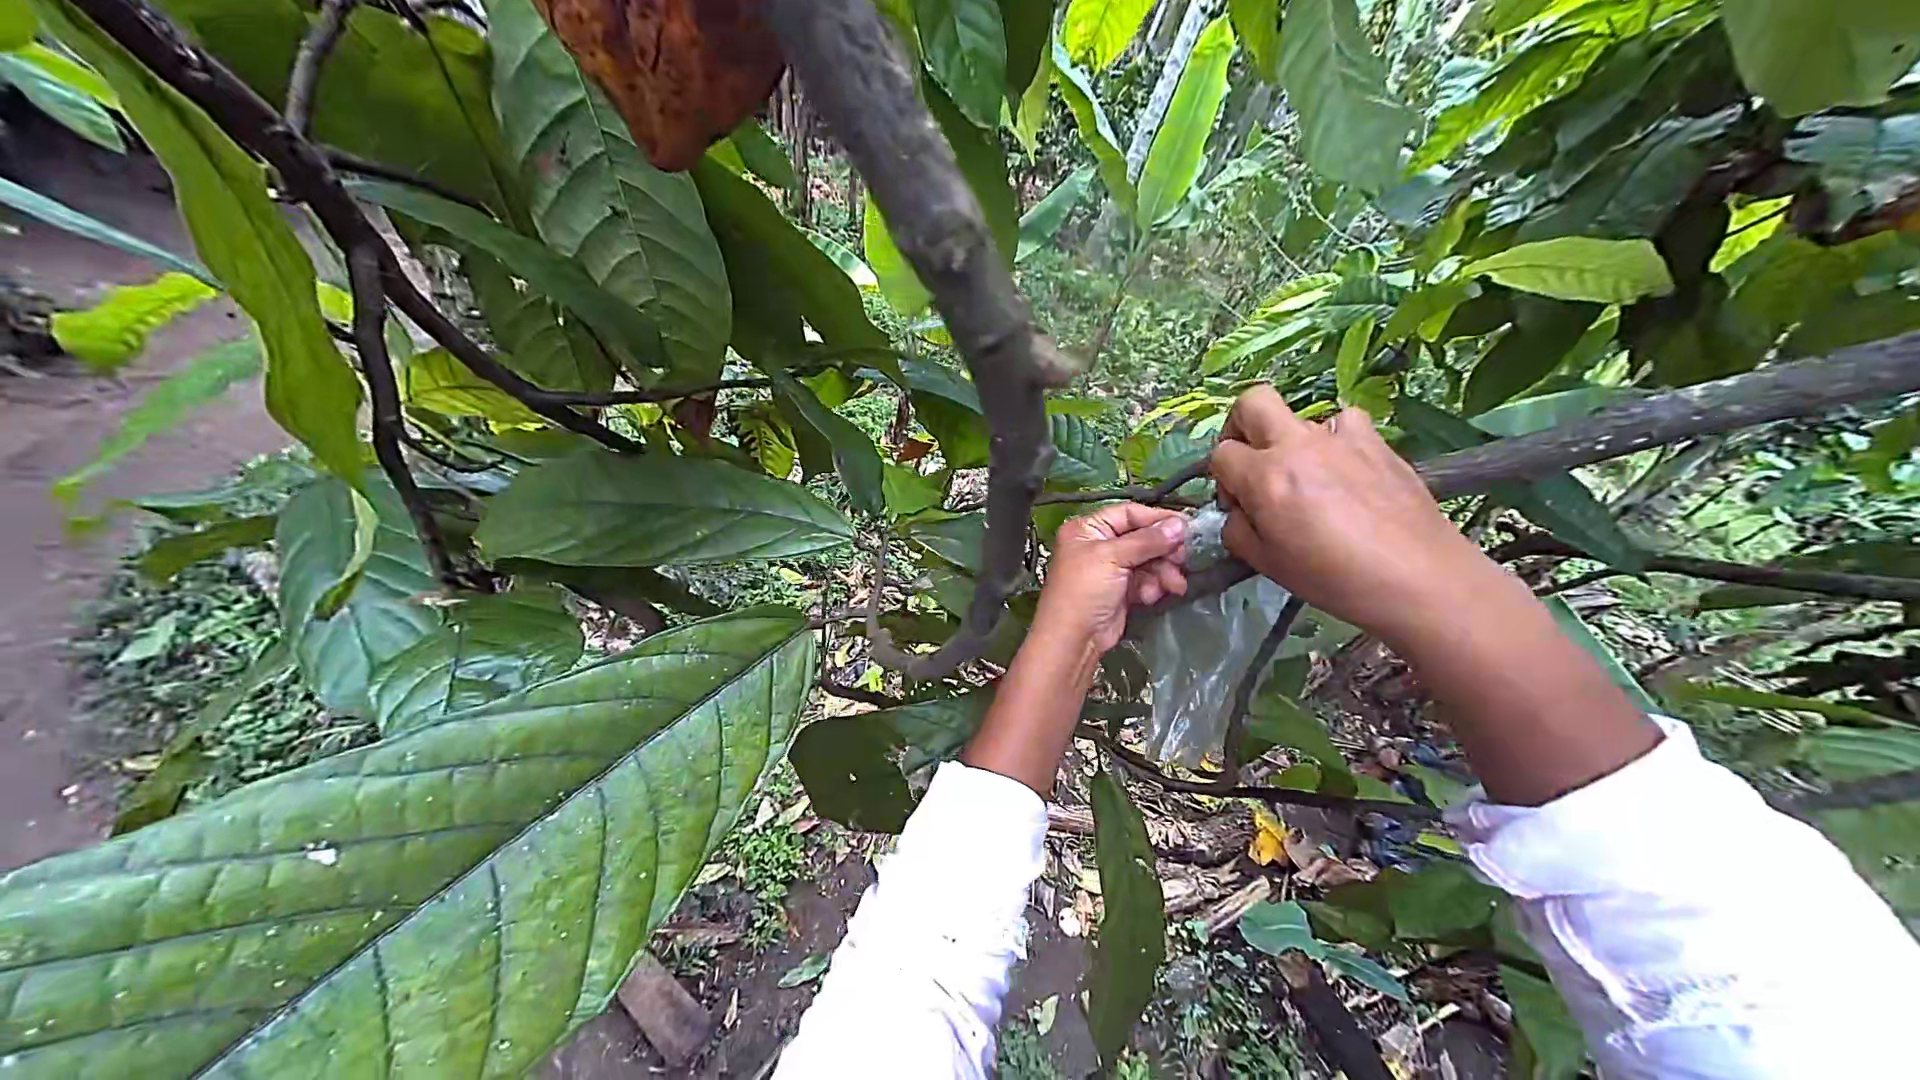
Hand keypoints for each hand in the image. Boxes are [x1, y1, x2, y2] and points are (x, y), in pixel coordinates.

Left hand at [1038, 502, 1189, 652]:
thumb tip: (1179, 525)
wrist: (1074, 638)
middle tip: (1182, 557)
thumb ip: (1147, 540)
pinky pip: (1147, 579)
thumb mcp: (1112, 558)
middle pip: (1142, 538)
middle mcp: (1099, 545)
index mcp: (1088, 529)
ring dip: (1163, 571)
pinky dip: (1154, 586)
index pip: (1128, 514)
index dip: (1156, 519)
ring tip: (1173, 583)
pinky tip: (1152, 596)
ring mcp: (1111, 568)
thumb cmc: (1083, 591)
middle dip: (1164, 549)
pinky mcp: (1122, 589)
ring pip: (1149, 560)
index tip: (1184, 526)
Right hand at [1210, 386, 1514, 650]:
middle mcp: (1298, 446)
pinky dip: (1335, 440)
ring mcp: (1340, 438)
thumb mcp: (1266, 563)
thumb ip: (1238, 529)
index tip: (1238, 503)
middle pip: (1252, 402)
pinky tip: (1344, 469)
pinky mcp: (1376, 442)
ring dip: (1291, 440)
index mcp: (1265, 477)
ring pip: (1300, 415)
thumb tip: (1239, 511)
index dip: (1222, 477)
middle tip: (1251, 460)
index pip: (1221, 453)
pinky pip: (1345, 423)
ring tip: (1307, 476)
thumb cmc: (1333, 578)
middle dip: (1240, 425)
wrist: (1417, 577)